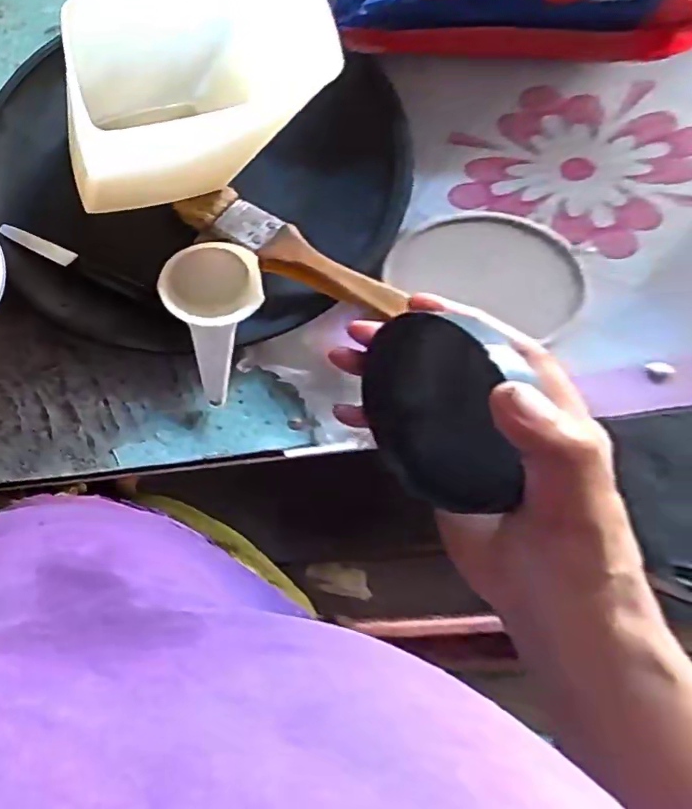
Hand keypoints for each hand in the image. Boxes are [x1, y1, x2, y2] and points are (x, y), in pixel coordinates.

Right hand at [326, 294, 639, 618]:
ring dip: (381, 371)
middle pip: (455, 368)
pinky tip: (344, 413)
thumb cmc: (576, 557)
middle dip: (408, 342)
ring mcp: (472, 447)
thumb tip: (502, 389)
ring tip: (339, 358)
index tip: (421, 305)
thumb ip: (551, 445)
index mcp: (552, 422)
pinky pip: (400, 429)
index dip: (471, 323)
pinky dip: (369, 414)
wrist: (554, 609)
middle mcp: (509, 426)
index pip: (514, 355)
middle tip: (360, 331)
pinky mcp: (441, 468)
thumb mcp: (574, 501)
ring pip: (422, 393)